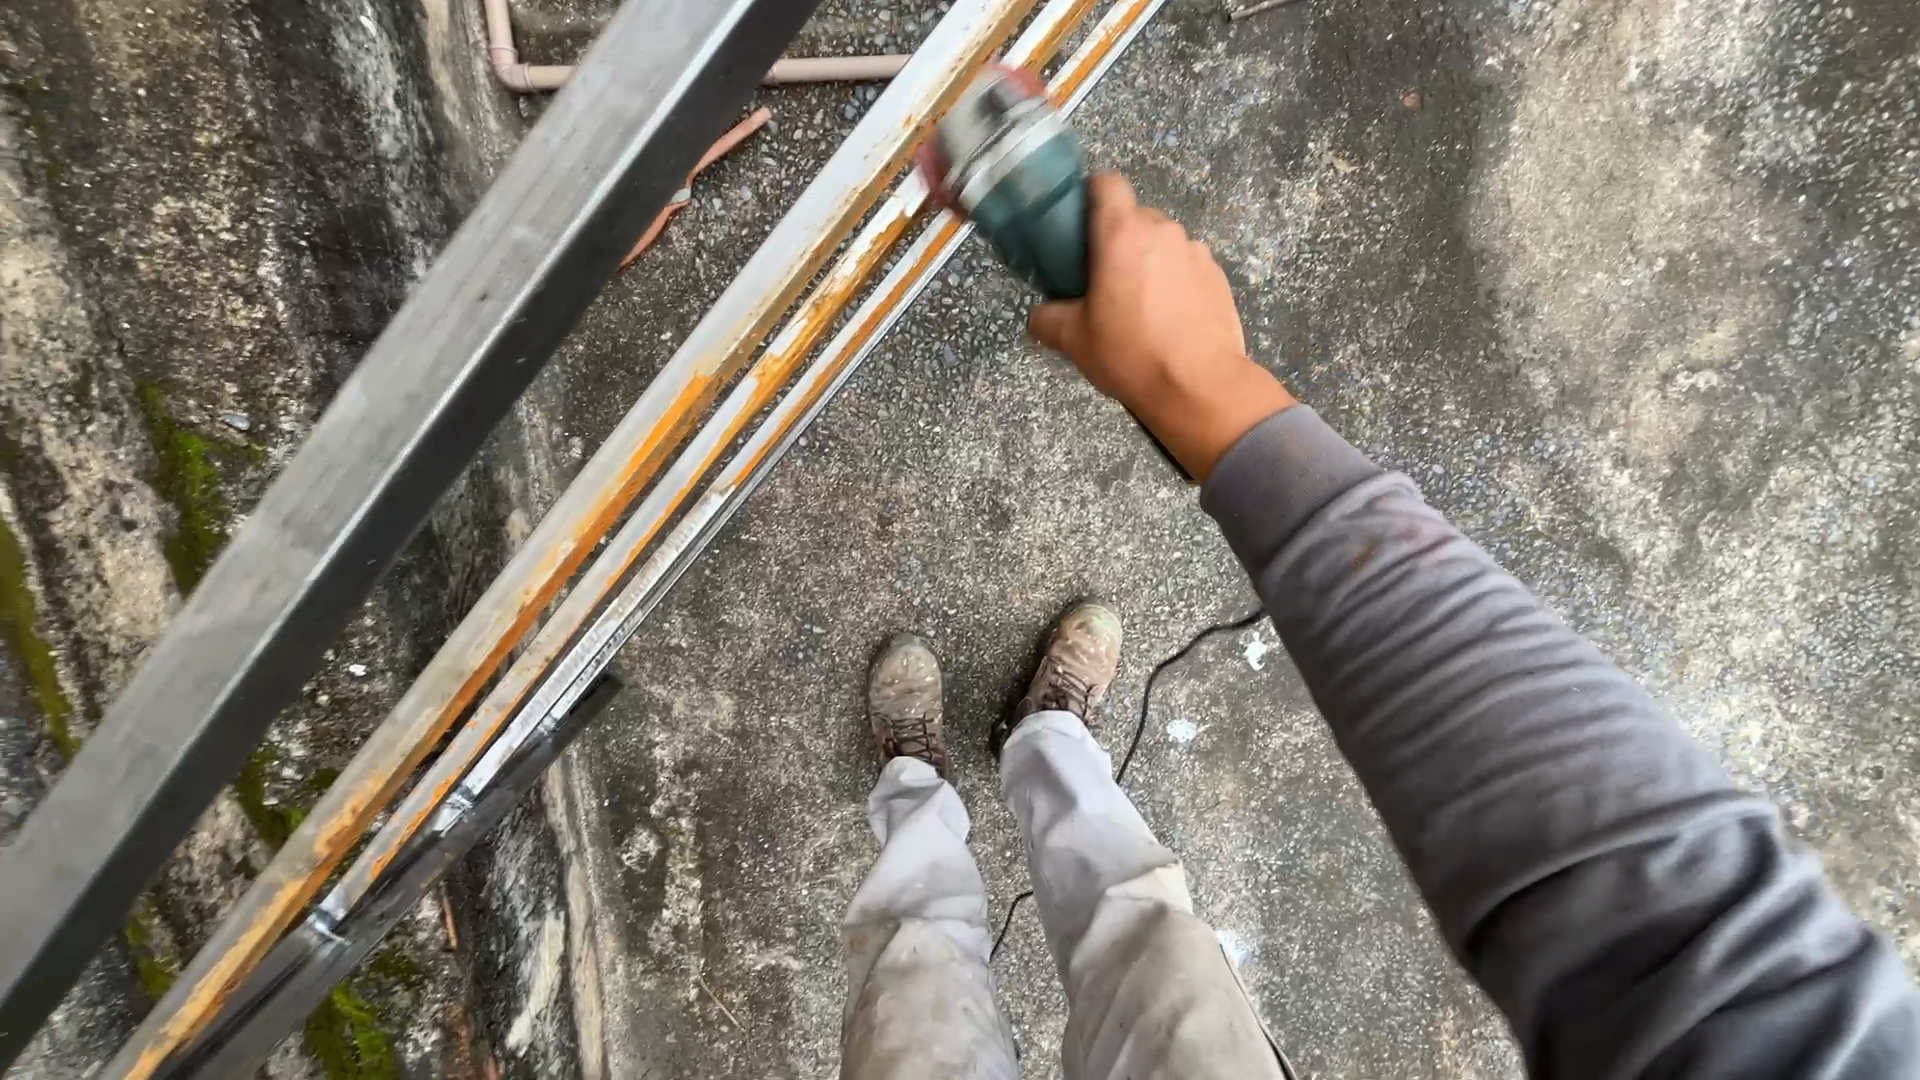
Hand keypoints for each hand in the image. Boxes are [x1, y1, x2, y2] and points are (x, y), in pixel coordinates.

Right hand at [1028, 173, 1294, 482]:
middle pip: (1134, 219)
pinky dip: (1174, 284)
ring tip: (1139, 308)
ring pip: (1162, 245)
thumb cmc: (1131, 354)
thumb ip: (1048, 319)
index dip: (1091, 195)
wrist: (1198, 386)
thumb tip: (1039, 316)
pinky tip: (1168, 320)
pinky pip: (1186, 268)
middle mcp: (1163, 231)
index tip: (1081, 225)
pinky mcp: (1218, 276)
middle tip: (1103, 283)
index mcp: (1122, 235)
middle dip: (1117, 243)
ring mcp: (1196, 252)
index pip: (1106, 183)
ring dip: (1147, 265)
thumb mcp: (1074, 341)